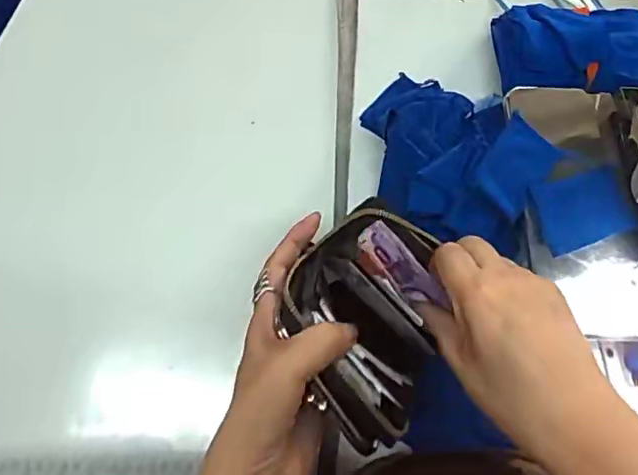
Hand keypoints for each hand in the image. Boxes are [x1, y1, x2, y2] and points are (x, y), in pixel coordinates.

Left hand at [202, 214, 356, 474]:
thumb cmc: (256, 418)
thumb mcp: (281, 368)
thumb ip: (316, 339)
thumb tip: (351, 327)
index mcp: (266, 326)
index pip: (277, 272)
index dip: (293, 242)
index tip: (315, 219)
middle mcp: (286, 340)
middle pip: (308, 292)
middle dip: (329, 269)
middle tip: (359, 253)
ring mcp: (306, 366)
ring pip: (331, 324)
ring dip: (351, 307)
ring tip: (378, 289)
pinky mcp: (325, 389)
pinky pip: (348, 358)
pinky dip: (364, 346)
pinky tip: (382, 338)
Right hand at [417, 238, 637, 474]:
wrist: (573, 408)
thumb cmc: (510, 395)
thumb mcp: (463, 365)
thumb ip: (439, 325)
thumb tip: (422, 301)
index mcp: (477, 290)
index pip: (448, 251)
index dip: (437, 265)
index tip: (436, 288)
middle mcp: (504, 273)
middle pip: (473, 242)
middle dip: (460, 259)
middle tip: (458, 295)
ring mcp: (532, 278)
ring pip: (498, 258)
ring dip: (486, 273)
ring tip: (491, 315)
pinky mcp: (553, 287)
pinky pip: (521, 275)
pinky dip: (511, 286)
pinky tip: (519, 323)